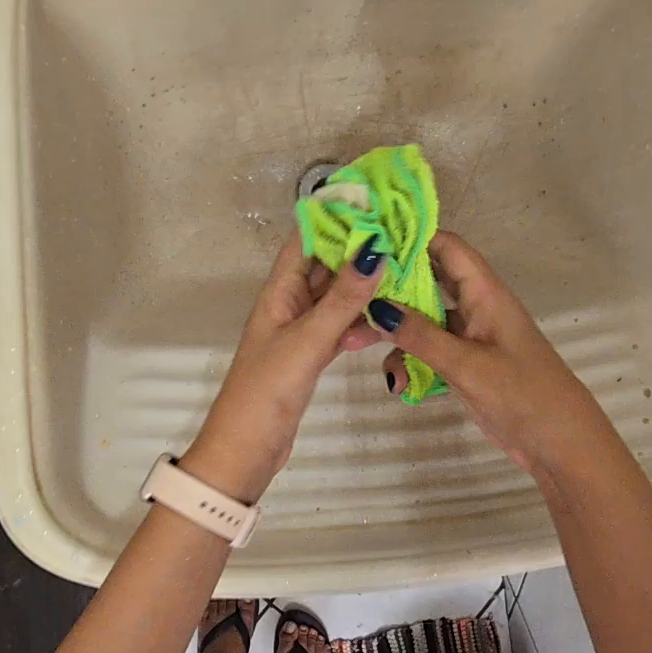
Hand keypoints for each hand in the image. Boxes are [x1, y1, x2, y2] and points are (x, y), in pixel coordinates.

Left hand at [181, 240, 385, 502]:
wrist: (247, 449)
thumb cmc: (267, 390)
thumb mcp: (307, 341)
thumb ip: (342, 300)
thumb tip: (374, 252)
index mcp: (278, 292)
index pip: (306, 241)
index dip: (336, 218)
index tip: (375, 202)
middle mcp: (288, 304)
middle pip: (325, 266)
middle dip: (358, 251)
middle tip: (404, 237)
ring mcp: (299, 331)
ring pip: (336, 298)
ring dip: (363, 288)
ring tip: (404, 275)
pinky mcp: (310, 356)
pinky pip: (338, 327)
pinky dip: (359, 322)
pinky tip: (385, 321)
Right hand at [368, 231, 599, 480]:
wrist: (558, 443)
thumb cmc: (522, 394)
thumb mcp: (466, 364)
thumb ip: (420, 335)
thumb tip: (375, 307)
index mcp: (485, 293)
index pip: (446, 247)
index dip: (410, 238)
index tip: (368, 243)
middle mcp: (475, 307)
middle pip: (426, 282)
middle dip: (388, 290)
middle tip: (349, 300)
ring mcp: (469, 336)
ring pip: (421, 320)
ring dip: (392, 332)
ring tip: (355, 346)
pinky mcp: (463, 364)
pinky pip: (426, 350)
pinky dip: (408, 361)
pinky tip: (398, 384)